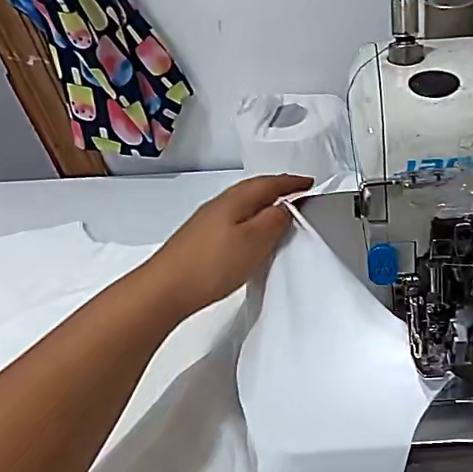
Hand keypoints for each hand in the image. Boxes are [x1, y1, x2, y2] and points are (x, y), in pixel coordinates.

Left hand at [143, 174, 311, 316]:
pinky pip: (231, 222)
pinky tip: (249, 239)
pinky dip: (248, 223)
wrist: (165, 289)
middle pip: (253, 190)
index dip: (292, 182)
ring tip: (278, 216)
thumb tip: (284, 208)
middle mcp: (218, 206)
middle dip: (277, 190)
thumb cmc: (207, 266)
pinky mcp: (200, 241)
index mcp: (235, 200)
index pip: (269, 184)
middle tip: (295, 193)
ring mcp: (206, 223)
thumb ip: (274, 220)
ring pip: (241, 206)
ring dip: (262, 206)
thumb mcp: (255, 240)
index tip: (307, 182)